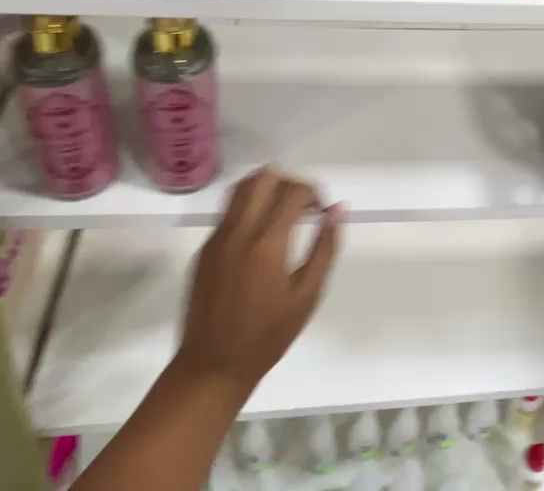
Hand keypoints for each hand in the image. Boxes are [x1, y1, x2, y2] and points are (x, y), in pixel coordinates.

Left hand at [174, 167, 341, 390]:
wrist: (212, 365)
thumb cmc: (267, 336)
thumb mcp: (307, 295)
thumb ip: (325, 247)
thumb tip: (338, 210)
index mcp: (267, 243)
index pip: (293, 191)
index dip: (314, 193)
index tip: (323, 211)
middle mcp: (238, 231)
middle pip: (264, 177)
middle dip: (290, 183)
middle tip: (304, 207)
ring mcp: (217, 238)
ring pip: (241, 188)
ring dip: (267, 189)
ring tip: (283, 214)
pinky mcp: (204, 249)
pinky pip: (228, 212)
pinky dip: (249, 208)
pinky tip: (262, 238)